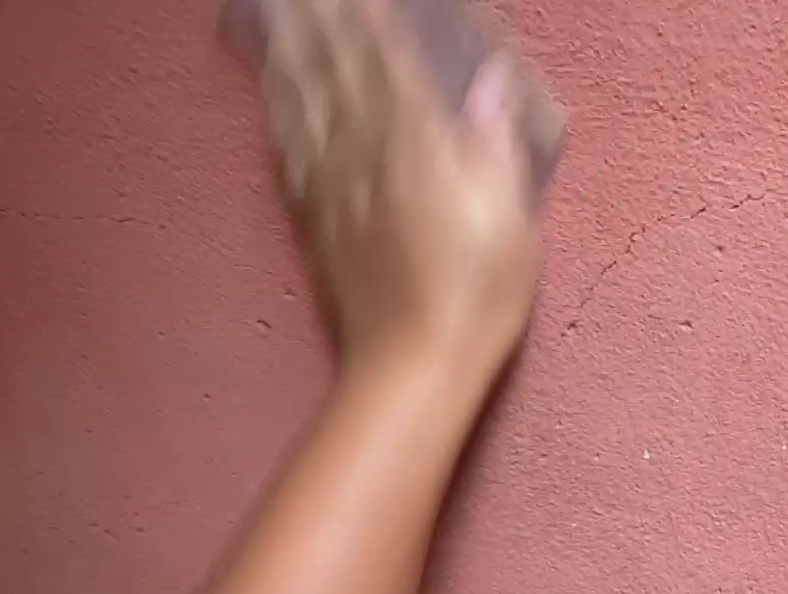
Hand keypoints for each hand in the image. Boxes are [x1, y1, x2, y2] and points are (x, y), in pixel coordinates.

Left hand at [263, 0, 538, 369]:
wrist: (416, 364)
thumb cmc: (478, 298)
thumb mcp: (513, 225)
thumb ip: (496, 147)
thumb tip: (491, 84)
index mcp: (417, 145)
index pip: (383, 54)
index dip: (366, 10)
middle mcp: (365, 152)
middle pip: (332, 63)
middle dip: (318, 12)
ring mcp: (334, 186)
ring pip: (302, 96)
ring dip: (289, 43)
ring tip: (279, 7)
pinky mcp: (318, 222)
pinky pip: (289, 147)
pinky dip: (278, 107)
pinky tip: (274, 89)